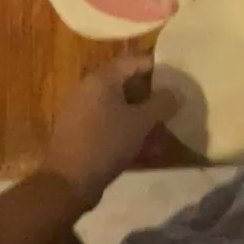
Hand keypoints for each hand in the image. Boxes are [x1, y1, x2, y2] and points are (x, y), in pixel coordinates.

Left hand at [43, 55, 178, 206]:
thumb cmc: (105, 143)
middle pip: (126, 83)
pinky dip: (127, 130)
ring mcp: (82, 111)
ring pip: (119, 106)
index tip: (176, 78)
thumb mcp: (140, 123)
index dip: (157, 67)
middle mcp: (88, 89)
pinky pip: (109, 123)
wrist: (67, 182)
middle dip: (150, 95)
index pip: (134, 61)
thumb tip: (175, 93)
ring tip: (162, 131)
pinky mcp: (80, 132)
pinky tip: (145, 149)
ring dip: (141, 116)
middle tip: (172, 106)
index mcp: (101, 79)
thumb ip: (161, 104)